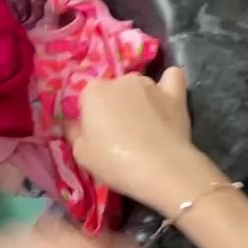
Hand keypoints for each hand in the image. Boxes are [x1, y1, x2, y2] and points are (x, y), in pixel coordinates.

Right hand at [68, 68, 228, 212]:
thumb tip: (72, 124)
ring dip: (138, 100)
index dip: (91, 117)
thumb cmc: (114, 161)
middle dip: (114, 107)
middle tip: (119, 134)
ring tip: (145, 126)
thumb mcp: (81, 154)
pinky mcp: (175, 94)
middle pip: (113, 90)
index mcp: (93, 91)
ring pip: (139, 86)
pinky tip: (166, 98)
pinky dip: (167, 85)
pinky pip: (171, 78)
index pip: (87, 98)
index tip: (96, 136)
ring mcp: (150, 85)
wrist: (161, 169)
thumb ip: (73, 133)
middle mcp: (120, 80)